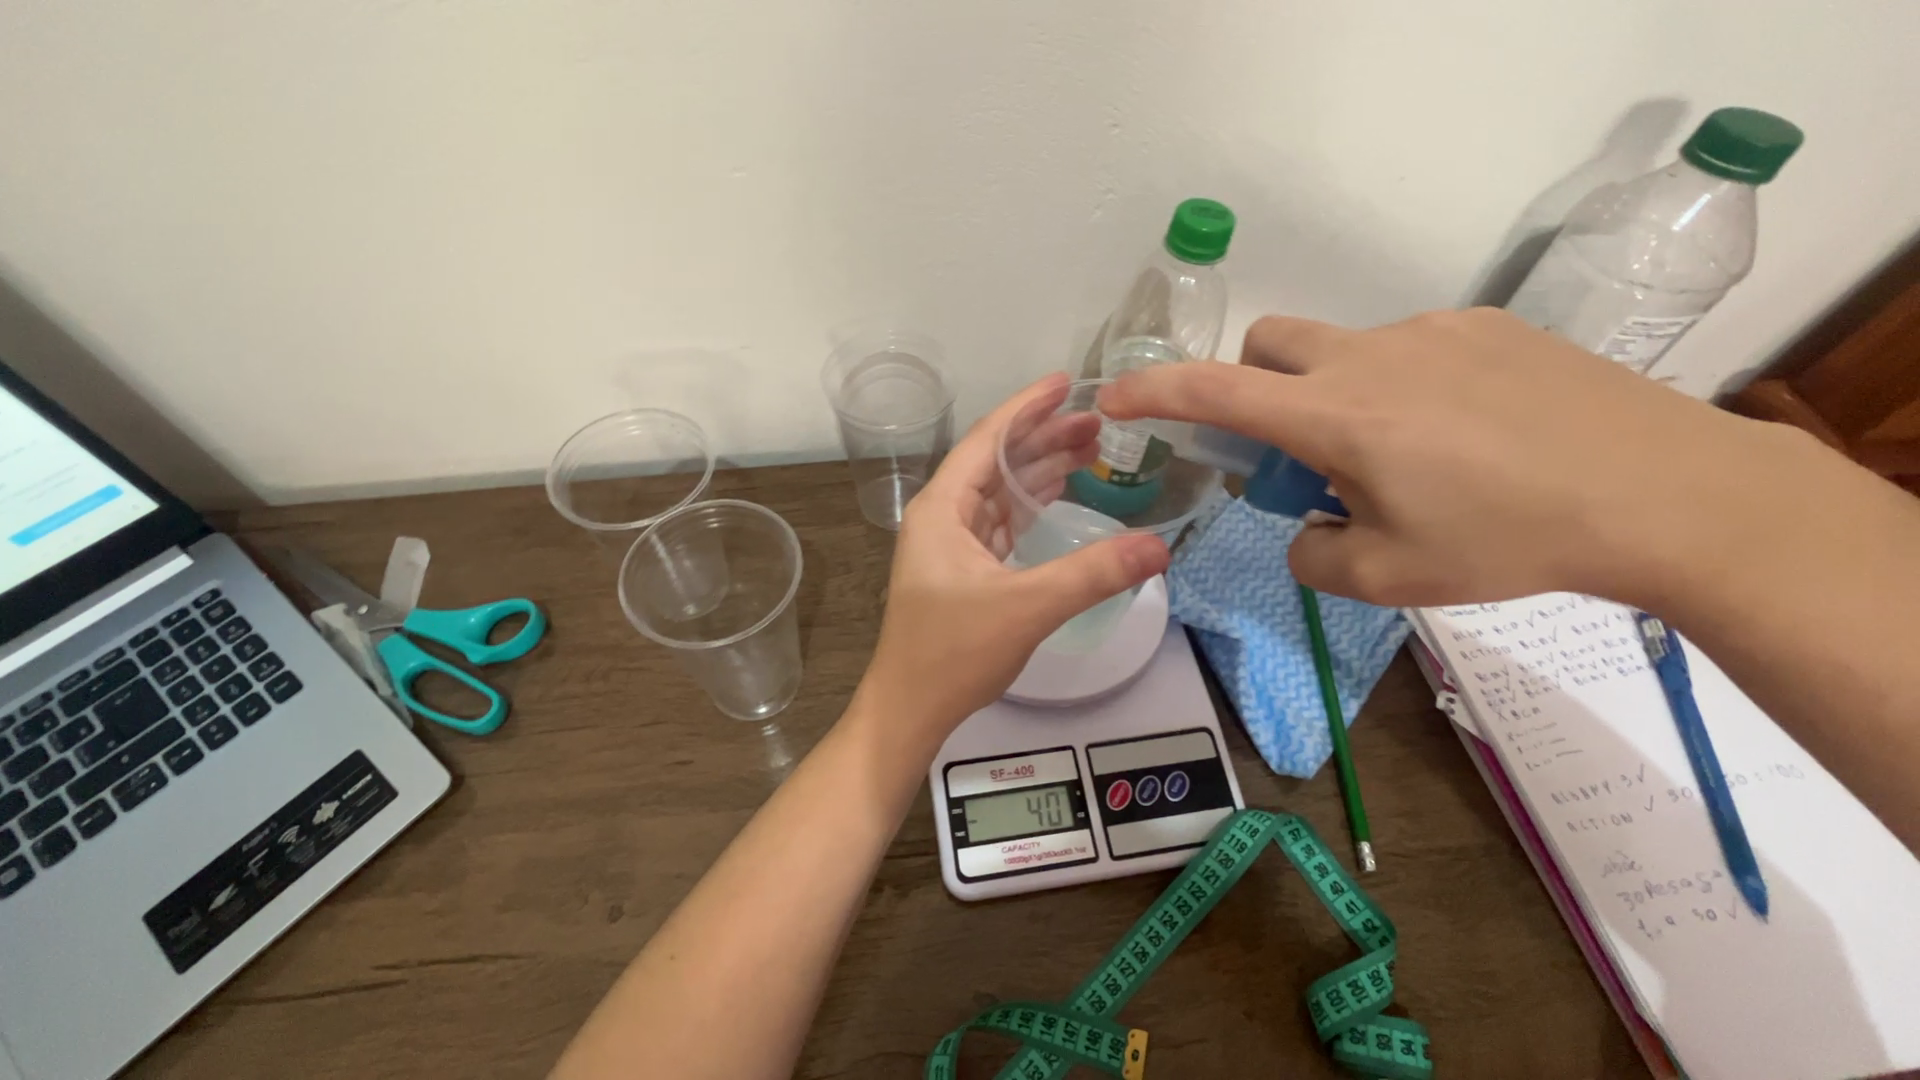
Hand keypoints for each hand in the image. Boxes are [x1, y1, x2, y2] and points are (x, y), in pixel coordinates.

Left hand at [858, 374, 1169, 743]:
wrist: (910, 709)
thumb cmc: (953, 653)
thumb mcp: (1028, 607)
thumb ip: (1092, 573)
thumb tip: (1159, 547)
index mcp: (942, 508)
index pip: (987, 439)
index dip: (1028, 407)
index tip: (1067, 383)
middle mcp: (942, 517)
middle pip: (996, 462)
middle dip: (1045, 438)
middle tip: (1098, 423)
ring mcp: (951, 546)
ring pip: (1000, 493)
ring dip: (1040, 472)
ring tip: (1091, 452)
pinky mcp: (963, 572)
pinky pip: (1002, 524)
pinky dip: (1033, 508)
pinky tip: (1062, 501)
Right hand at [1098, 308, 1850, 607]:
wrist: (1665, 494)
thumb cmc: (1509, 541)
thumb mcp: (1390, 577)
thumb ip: (1316, 555)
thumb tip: (1306, 530)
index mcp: (1335, 418)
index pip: (1214, 391)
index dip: (1151, 392)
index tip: (1110, 398)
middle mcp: (1370, 357)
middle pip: (1268, 341)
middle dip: (1252, 384)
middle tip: (1293, 446)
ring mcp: (1432, 332)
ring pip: (1344, 350)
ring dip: (1336, 395)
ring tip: (1407, 456)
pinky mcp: (1488, 327)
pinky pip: (1411, 347)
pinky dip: (1402, 386)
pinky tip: (1468, 434)